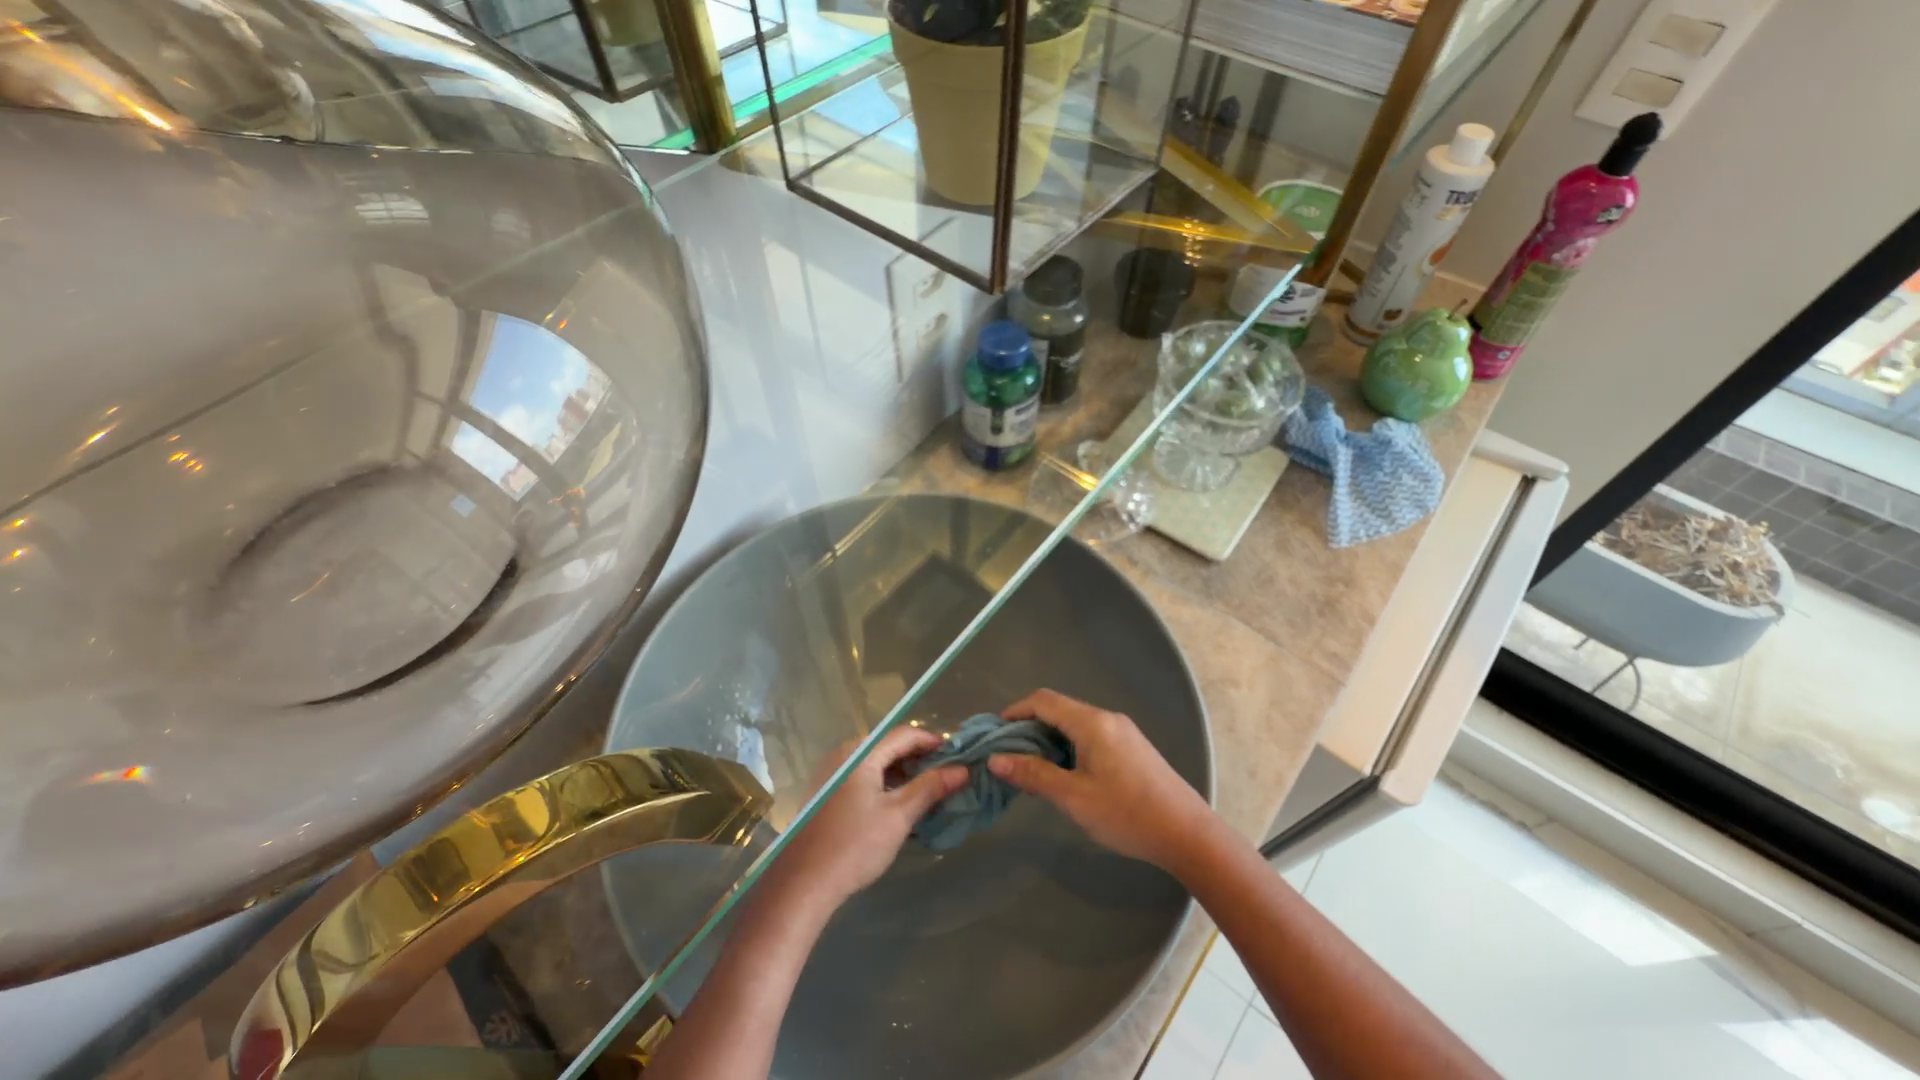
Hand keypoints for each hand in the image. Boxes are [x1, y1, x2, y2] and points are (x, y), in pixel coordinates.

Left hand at [761, 726, 967, 914]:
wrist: (804, 883)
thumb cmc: (855, 844)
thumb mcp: (899, 815)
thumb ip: (931, 788)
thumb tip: (962, 770)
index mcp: (859, 753)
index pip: (903, 734)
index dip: (933, 742)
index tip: (958, 756)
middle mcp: (842, 756)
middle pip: (888, 746)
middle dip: (919, 759)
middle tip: (946, 777)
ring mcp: (830, 775)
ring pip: (875, 764)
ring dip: (902, 774)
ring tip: (928, 793)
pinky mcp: (825, 795)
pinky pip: (861, 778)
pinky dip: (884, 785)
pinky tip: (899, 806)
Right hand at [988, 689, 1216, 871]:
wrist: (1186, 833)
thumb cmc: (1127, 814)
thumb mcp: (1074, 797)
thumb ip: (1034, 775)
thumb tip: (995, 759)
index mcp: (1092, 723)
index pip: (1043, 701)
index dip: (1013, 712)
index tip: (992, 736)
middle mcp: (1107, 719)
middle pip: (1058, 710)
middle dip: (1028, 730)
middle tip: (1006, 759)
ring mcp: (1122, 733)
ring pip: (1074, 726)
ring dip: (1048, 742)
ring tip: (1029, 772)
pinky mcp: (1131, 749)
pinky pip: (1089, 738)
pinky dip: (1067, 749)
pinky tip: (1062, 776)